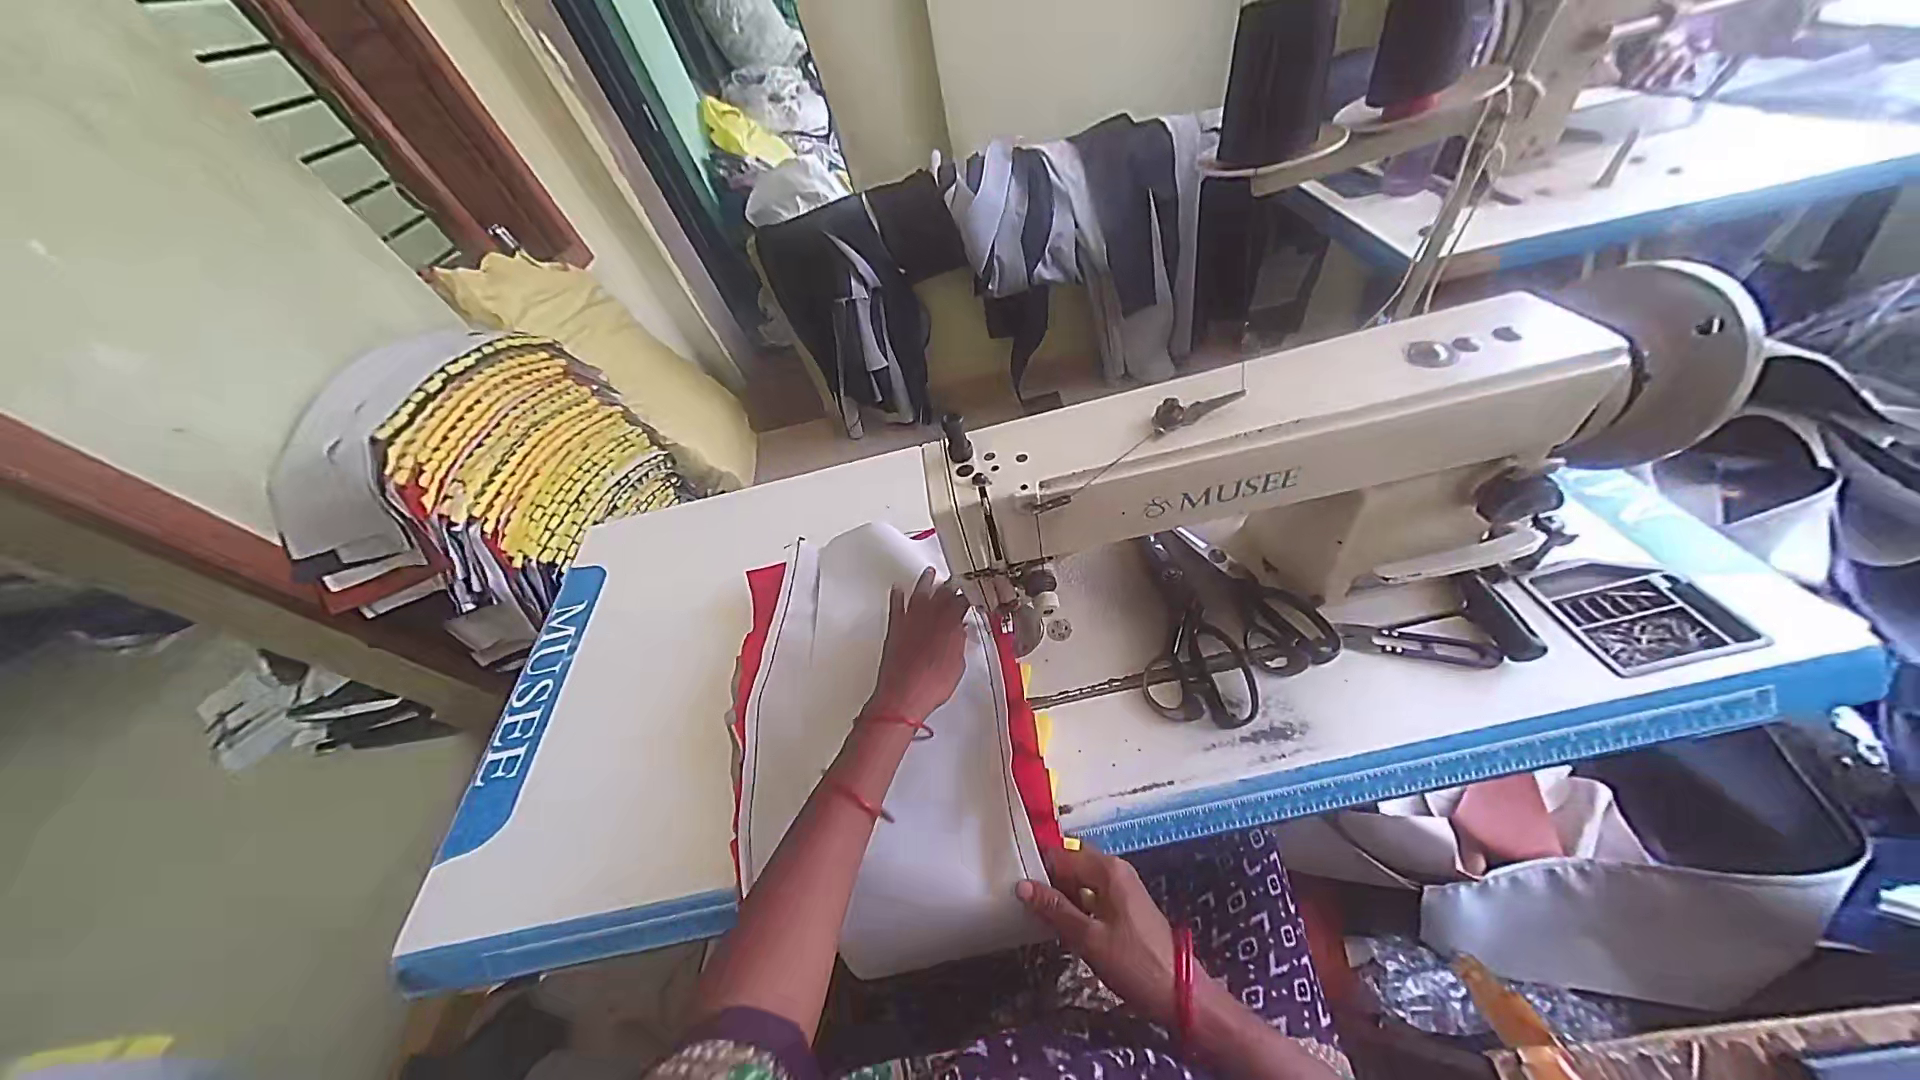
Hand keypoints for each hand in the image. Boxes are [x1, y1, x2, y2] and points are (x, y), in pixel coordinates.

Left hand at [864, 568, 969, 724]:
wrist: (903, 695)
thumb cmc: (931, 684)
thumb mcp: (957, 665)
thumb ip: (959, 645)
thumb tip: (960, 636)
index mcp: (950, 626)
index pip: (962, 603)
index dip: (967, 597)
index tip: (970, 593)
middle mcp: (930, 618)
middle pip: (942, 594)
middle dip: (950, 585)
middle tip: (954, 580)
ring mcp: (911, 621)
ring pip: (920, 593)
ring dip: (926, 582)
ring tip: (929, 573)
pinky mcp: (895, 628)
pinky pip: (896, 605)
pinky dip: (897, 595)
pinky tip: (898, 588)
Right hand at [1017, 845, 1183, 1026]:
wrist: (1180, 994)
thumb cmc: (1133, 963)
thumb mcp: (1089, 938)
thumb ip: (1054, 909)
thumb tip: (1022, 885)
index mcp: (1107, 869)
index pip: (1061, 854)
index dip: (1038, 868)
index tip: (1015, 884)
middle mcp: (1115, 870)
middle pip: (1072, 864)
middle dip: (1049, 881)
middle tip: (1027, 904)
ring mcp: (1122, 888)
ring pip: (1081, 881)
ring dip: (1062, 895)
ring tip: (1041, 917)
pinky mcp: (1125, 906)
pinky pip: (1092, 895)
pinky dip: (1077, 905)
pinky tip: (1065, 926)